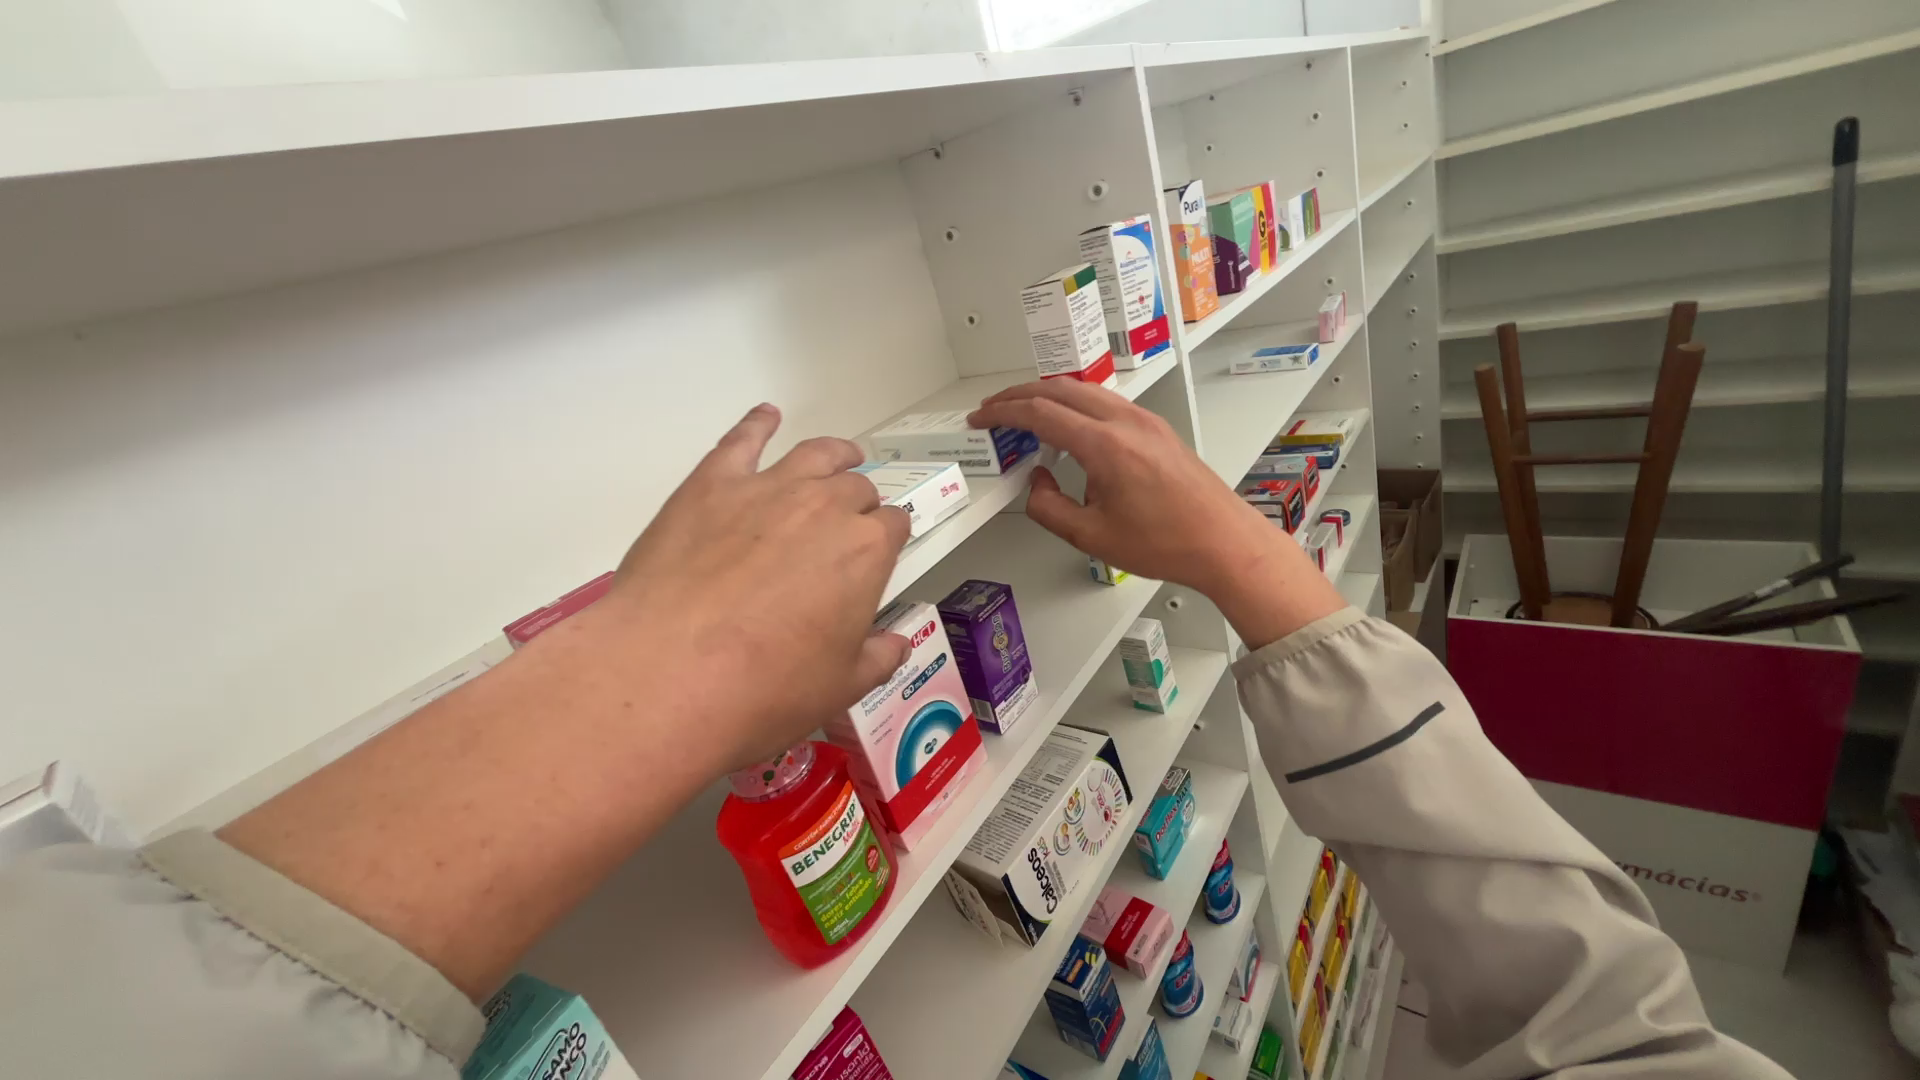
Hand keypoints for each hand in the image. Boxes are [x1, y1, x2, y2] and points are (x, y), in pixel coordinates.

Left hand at [583, 403, 913, 768]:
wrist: (671, 671)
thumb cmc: (768, 687)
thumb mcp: (841, 687)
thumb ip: (878, 657)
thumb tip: (894, 643)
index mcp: (867, 550)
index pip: (894, 526)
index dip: (888, 539)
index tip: (877, 555)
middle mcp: (826, 505)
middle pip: (856, 488)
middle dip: (859, 503)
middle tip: (845, 526)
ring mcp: (767, 487)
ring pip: (815, 454)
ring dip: (835, 453)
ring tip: (843, 454)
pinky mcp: (711, 484)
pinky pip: (742, 440)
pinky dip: (758, 423)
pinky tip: (767, 414)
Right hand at [969, 381, 1345, 648]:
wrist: (1223, 542)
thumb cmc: (1166, 543)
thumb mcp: (1091, 536)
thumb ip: (1049, 507)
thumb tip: (1037, 484)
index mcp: (1105, 446)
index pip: (1040, 412)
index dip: (1002, 412)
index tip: (981, 416)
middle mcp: (1125, 422)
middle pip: (1060, 390)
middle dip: (1019, 395)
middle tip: (993, 407)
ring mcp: (1145, 421)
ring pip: (1085, 390)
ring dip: (1048, 396)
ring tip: (1024, 413)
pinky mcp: (1157, 429)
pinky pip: (1106, 401)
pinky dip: (1075, 403)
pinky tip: (1068, 424)